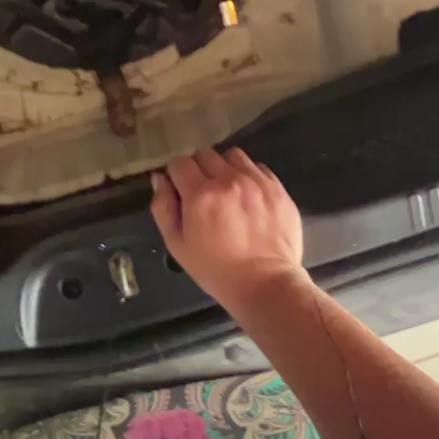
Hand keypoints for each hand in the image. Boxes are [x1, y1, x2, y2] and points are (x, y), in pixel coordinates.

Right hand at [149, 147, 310, 313]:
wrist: (266, 284)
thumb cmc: (216, 270)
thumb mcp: (177, 245)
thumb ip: (163, 207)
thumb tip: (160, 179)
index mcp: (200, 194)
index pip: (179, 163)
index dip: (176, 175)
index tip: (181, 190)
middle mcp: (229, 180)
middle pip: (205, 154)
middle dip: (199, 169)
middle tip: (203, 193)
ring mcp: (257, 182)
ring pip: (232, 155)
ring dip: (225, 167)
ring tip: (228, 190)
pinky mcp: (278, 188)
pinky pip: (258, 167)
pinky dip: (249, 175)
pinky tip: (249, 197)